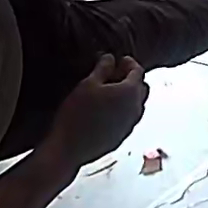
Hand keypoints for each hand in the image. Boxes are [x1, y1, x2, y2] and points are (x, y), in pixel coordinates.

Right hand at [43, 55, 148, 169]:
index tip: (120, 59)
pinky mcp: (122, 135)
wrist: (67, 150)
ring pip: (136, 103)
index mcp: (131, 92)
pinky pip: (127, 117)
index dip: (129, 63)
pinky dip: (122, 109)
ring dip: (127, 94)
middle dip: (130, 78)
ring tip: (110, 91)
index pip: (137, 71)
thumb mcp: (87, 85)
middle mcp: (137, 107)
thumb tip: (110, 57)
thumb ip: (102, 68)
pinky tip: (107, 109)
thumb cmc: (76, 114)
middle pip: (140, 87)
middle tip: (115, 74)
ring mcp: (131, 123)